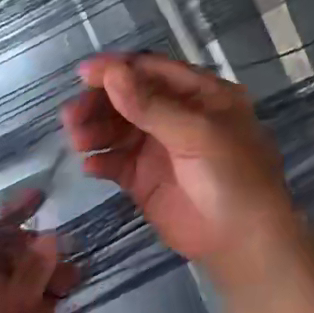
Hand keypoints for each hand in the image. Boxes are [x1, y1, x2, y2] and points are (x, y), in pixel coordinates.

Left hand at [0, 195, 79, 312]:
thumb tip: (48, 236)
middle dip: (41, 248)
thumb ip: (31, 274)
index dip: (12, 216)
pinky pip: (41, 295)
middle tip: (66, 259)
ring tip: (73, 280)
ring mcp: (8, 308)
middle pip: (15, 253)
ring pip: (32, 273)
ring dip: (53, 269)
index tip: (40, 197)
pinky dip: (56, 288)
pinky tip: (71, 288)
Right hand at [62, 53, 296, 275]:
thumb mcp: (197, 134)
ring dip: (95, 131)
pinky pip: (116, 164)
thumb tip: (111, 74)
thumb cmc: (232, 178)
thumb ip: (151, 106)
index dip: (117, 70)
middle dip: (99, 105)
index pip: (152, 71)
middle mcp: (177, 118)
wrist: (242, 242)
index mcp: (200, 96)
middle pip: (128, 100)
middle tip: (71, 116)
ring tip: (77, 140)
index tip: (83, 75)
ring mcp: (159, 150)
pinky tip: (89, 166)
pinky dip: (101, 162)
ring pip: (118, 131)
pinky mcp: (144, 181)